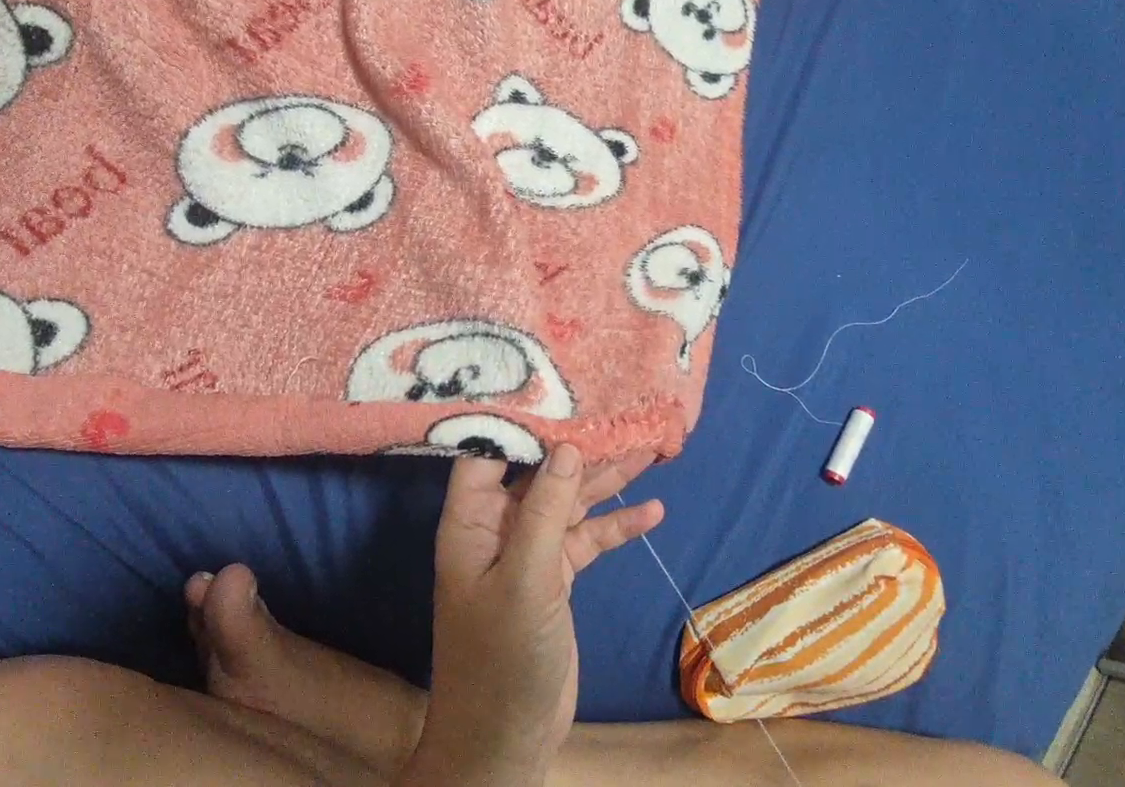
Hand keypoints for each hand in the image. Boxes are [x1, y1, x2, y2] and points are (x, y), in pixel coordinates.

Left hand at [400, 444, 663, 786]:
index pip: (490, 451)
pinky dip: (617, 525)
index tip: (562, 387)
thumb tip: (567, 446)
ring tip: (651, 447)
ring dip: (608, 480)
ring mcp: (530, 552)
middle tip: (624, 411)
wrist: (507, 737)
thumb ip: (544, 510)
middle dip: (581, 444)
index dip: (521, 418)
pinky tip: (652, 512)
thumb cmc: (502, 657)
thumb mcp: (525, 579)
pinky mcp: (555, 577)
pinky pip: (588, 539)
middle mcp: (499, 527)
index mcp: (472, 520)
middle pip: (541, 471)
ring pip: (570, 501)